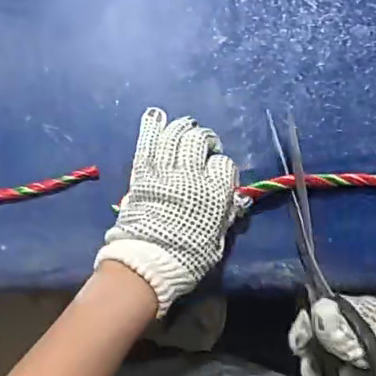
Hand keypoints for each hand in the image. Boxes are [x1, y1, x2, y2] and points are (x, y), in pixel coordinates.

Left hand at [93, 108, 245, 315]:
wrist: (148, 261)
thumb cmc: (186, 256)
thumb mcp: (216, 239)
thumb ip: (224, 215)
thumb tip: (233, 200)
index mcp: (214, 193)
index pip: (224, 165)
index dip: (221, 165)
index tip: (216, 170)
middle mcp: (191, 176)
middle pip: (199, 142)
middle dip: (204, 139)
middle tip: (203, 144)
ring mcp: (164, 173)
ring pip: (174, 138)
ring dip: (180, 128)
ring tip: (185, 127)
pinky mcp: (142, 175)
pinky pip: (147, 145)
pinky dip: (151, 127)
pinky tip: (155, 114)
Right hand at [290, 295, 375, 375]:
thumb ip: (344, 333)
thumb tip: (314, 309)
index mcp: (362, 313)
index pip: (320, 313)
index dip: (306, 329)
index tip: (300, 350)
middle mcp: (362, 330)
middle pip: (323, 339)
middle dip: (316, 358)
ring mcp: (370, 355)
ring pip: (334, 362)